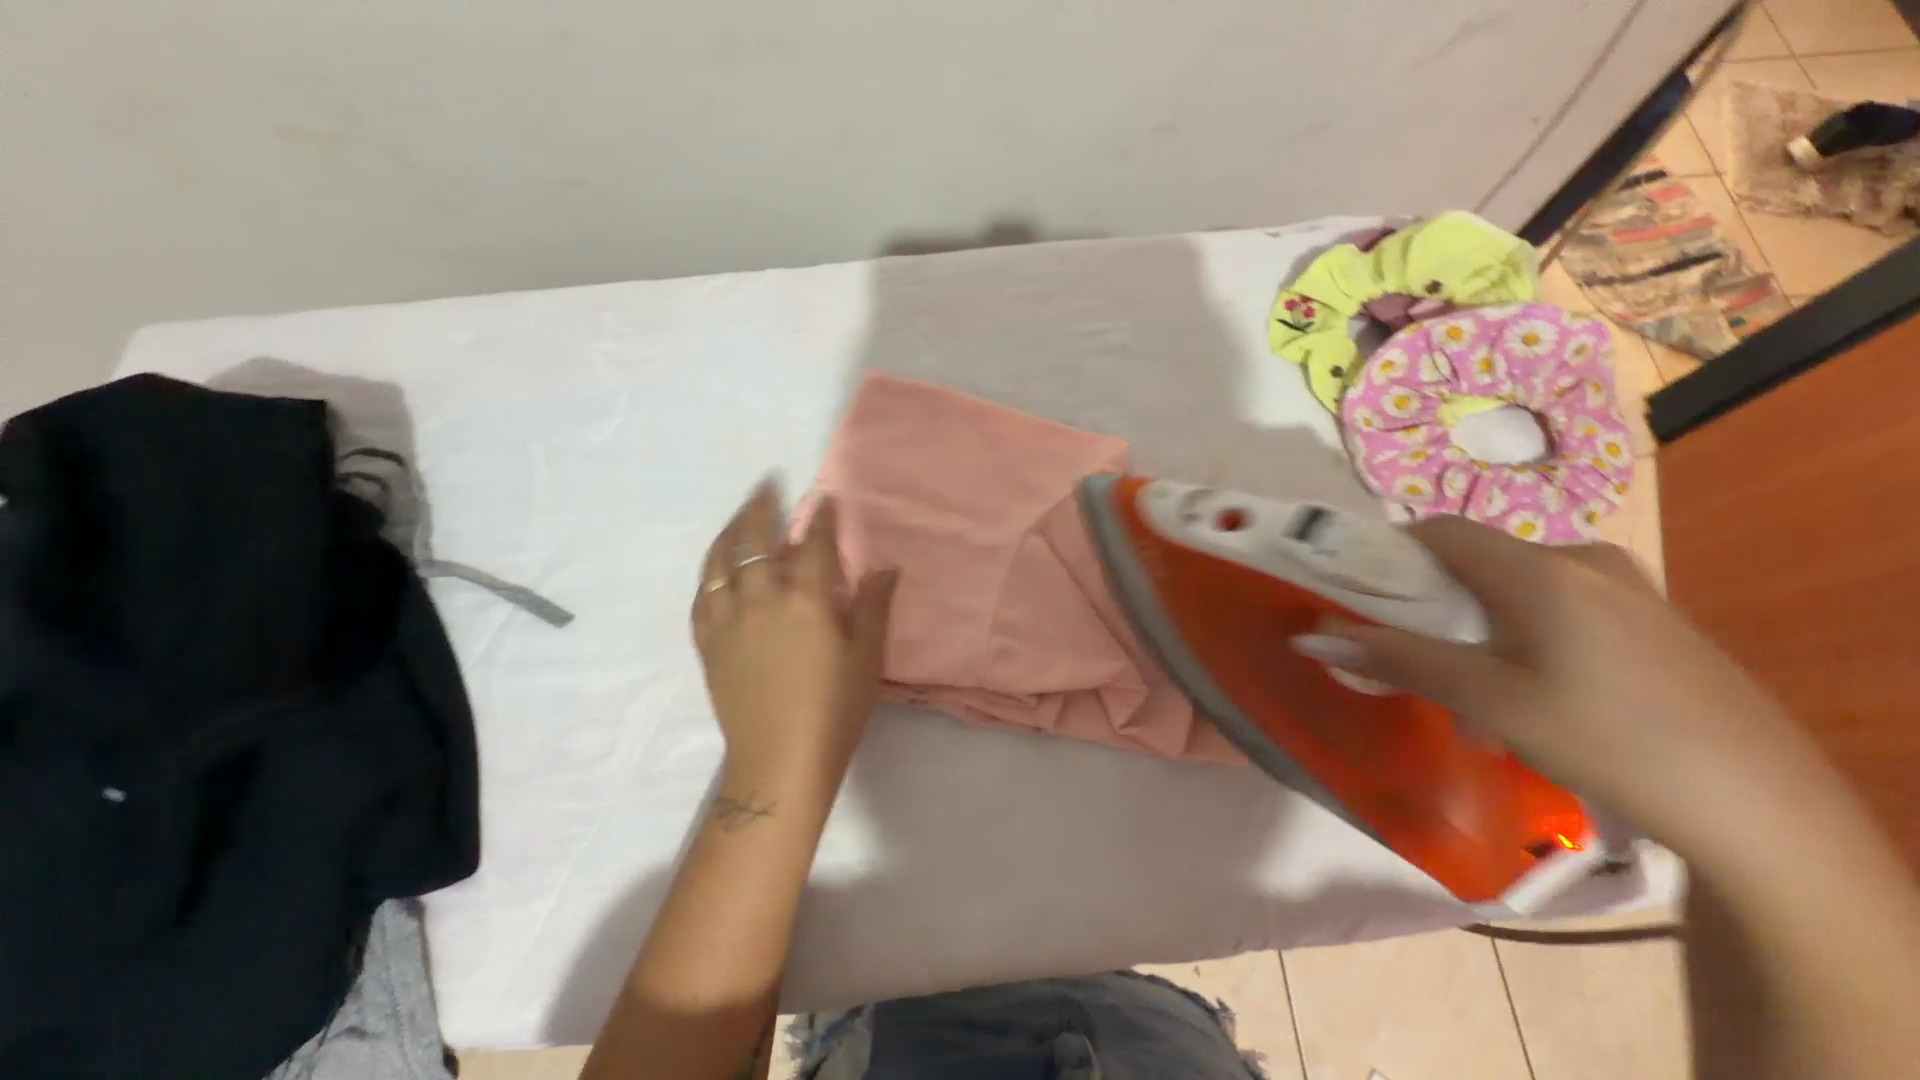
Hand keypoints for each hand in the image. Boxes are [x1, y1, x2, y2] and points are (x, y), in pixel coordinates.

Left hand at [692, 480, 897, 788]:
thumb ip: (872, 607)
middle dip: (761, 507)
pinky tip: (717, 567)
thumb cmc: (833, 711)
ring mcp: (728, 620)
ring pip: (720, 561)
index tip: (824, 500)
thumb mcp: (867, 659)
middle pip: (755, 539)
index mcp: (806, 601)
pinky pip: (702, 595)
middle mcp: (761, 599)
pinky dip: (710, 572)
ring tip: (739, 516)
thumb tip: (884, 568)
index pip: (812, 544)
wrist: (779, 760)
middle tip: (766, 485)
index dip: (820, 518)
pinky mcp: (708, 642)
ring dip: (730, 531)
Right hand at [1291, 516, 1827, 846]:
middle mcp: (1584, 559)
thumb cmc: (1606, 740)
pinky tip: (1541, 703)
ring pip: (1522, 592)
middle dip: (1437, 608)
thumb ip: (1400, 659)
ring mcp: (1629, 589)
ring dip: (1482, 632)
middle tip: (1421, 667)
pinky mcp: (1655, 621)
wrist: (1760, 804)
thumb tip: (1313, 634)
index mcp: (1540, 568)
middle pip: (1480, 563)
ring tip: (1480, 702)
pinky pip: (1566, 611)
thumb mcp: (1490, 701)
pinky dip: (1528, 641)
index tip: (1362, 600)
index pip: (1441, 532)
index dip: (1391, 556)